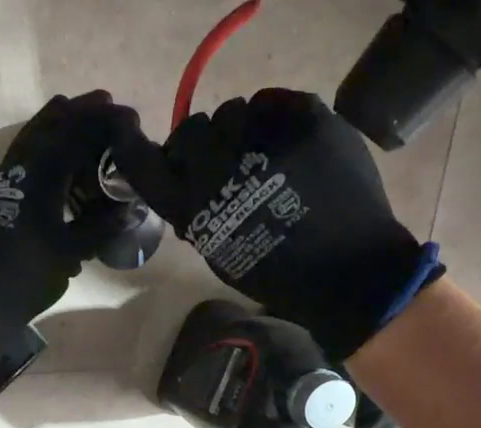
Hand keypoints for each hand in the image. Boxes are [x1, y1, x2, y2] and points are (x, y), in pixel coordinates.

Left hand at [0, 91, 143, 408]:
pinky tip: (51, 160)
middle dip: (77, 114)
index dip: (101, 120)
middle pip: (48, 127)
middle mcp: (16, 172)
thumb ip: (100, 227)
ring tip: (79, 120)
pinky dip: (38, 149)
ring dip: (54, 127)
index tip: (124, 115)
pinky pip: (19, 160)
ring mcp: (0, 185)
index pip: (74, 133)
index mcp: (38, 178)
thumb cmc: (24, 280)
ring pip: (29, 141)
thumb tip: (130, 208)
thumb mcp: (68, 254)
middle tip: (104, 104)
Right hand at [112, 90, 442, 360]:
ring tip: (260, 152)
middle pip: (192, 130)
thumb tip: (184, 183)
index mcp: (193, 206)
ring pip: (235, 110)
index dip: (135, 150)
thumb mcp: (218, 252)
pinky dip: (274, 116)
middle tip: (222, 161)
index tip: (135, 144)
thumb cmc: (277, 273)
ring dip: (239, 129)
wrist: (346, 271)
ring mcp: (266, 137)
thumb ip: (194, 214)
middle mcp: (221, 166)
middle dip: (201, 144)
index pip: (145, 163)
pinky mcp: (307, 119)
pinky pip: (275, 100)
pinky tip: (285, 140)